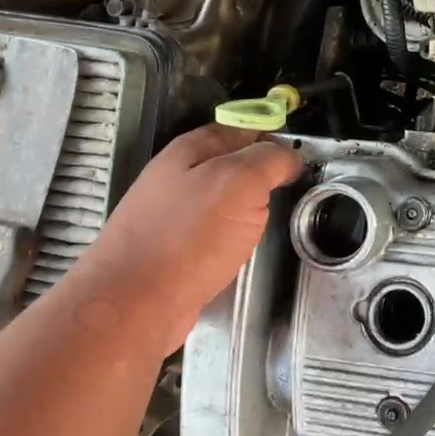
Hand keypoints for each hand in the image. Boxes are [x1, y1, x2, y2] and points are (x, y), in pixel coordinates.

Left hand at [71, 125, 303, 353]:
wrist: (133, 305)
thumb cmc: (189, 238)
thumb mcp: (241, 183)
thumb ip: (270, 160)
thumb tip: (290, 158)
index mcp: (189, 151)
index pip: (241, 130)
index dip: (273, 139)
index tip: (301, 160)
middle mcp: (176, 177)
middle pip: (232, 166)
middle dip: (262, 179)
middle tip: (292, 193)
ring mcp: (170, 215)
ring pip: (224, 202)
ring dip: (249, 211)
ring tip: (271, 224)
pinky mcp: (171, 250)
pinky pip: (213, 233)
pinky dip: (232, 239)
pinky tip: (242, 250)